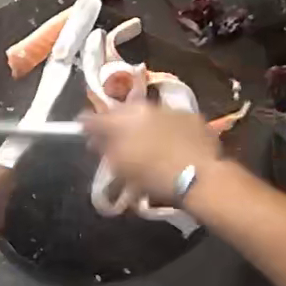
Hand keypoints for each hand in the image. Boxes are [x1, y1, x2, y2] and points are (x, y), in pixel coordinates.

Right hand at [82, 102, 221, 202]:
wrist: (201, 178)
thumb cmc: (153, 175)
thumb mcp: (119, 165)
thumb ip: (104, 147)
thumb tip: (95, 138)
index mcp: (120, 118)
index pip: (94, 117)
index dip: (87, 125)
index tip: (85, 134)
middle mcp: (143, 107)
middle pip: (120, 112)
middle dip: (114, 123)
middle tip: (113, 140)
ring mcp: (169, 109)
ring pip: (145, 114)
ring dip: (139, 124)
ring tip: (142, 142)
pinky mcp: (191, 117)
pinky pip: (169, 120)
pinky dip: (164, 128)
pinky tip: (168, 143)